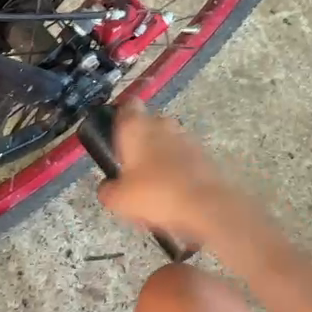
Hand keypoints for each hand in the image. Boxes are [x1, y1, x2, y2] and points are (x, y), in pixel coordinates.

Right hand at [95, 100, 257, 248]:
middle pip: (148, 123)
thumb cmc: (155, 194)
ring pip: (168, 139)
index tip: (116, 136)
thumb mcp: (119, 199)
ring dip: (162, 154)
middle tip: (134, 167)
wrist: (205, 206)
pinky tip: (175, 191)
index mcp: (135, 125)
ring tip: (156, 184)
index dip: (121, 117)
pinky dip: (179, 167)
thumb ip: (107, 191)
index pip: (127, 105)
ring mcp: (185, 136)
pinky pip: (185, 156)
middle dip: (142, 140)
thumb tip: (106, 188)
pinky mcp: (204, 153)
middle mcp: (161, 123)